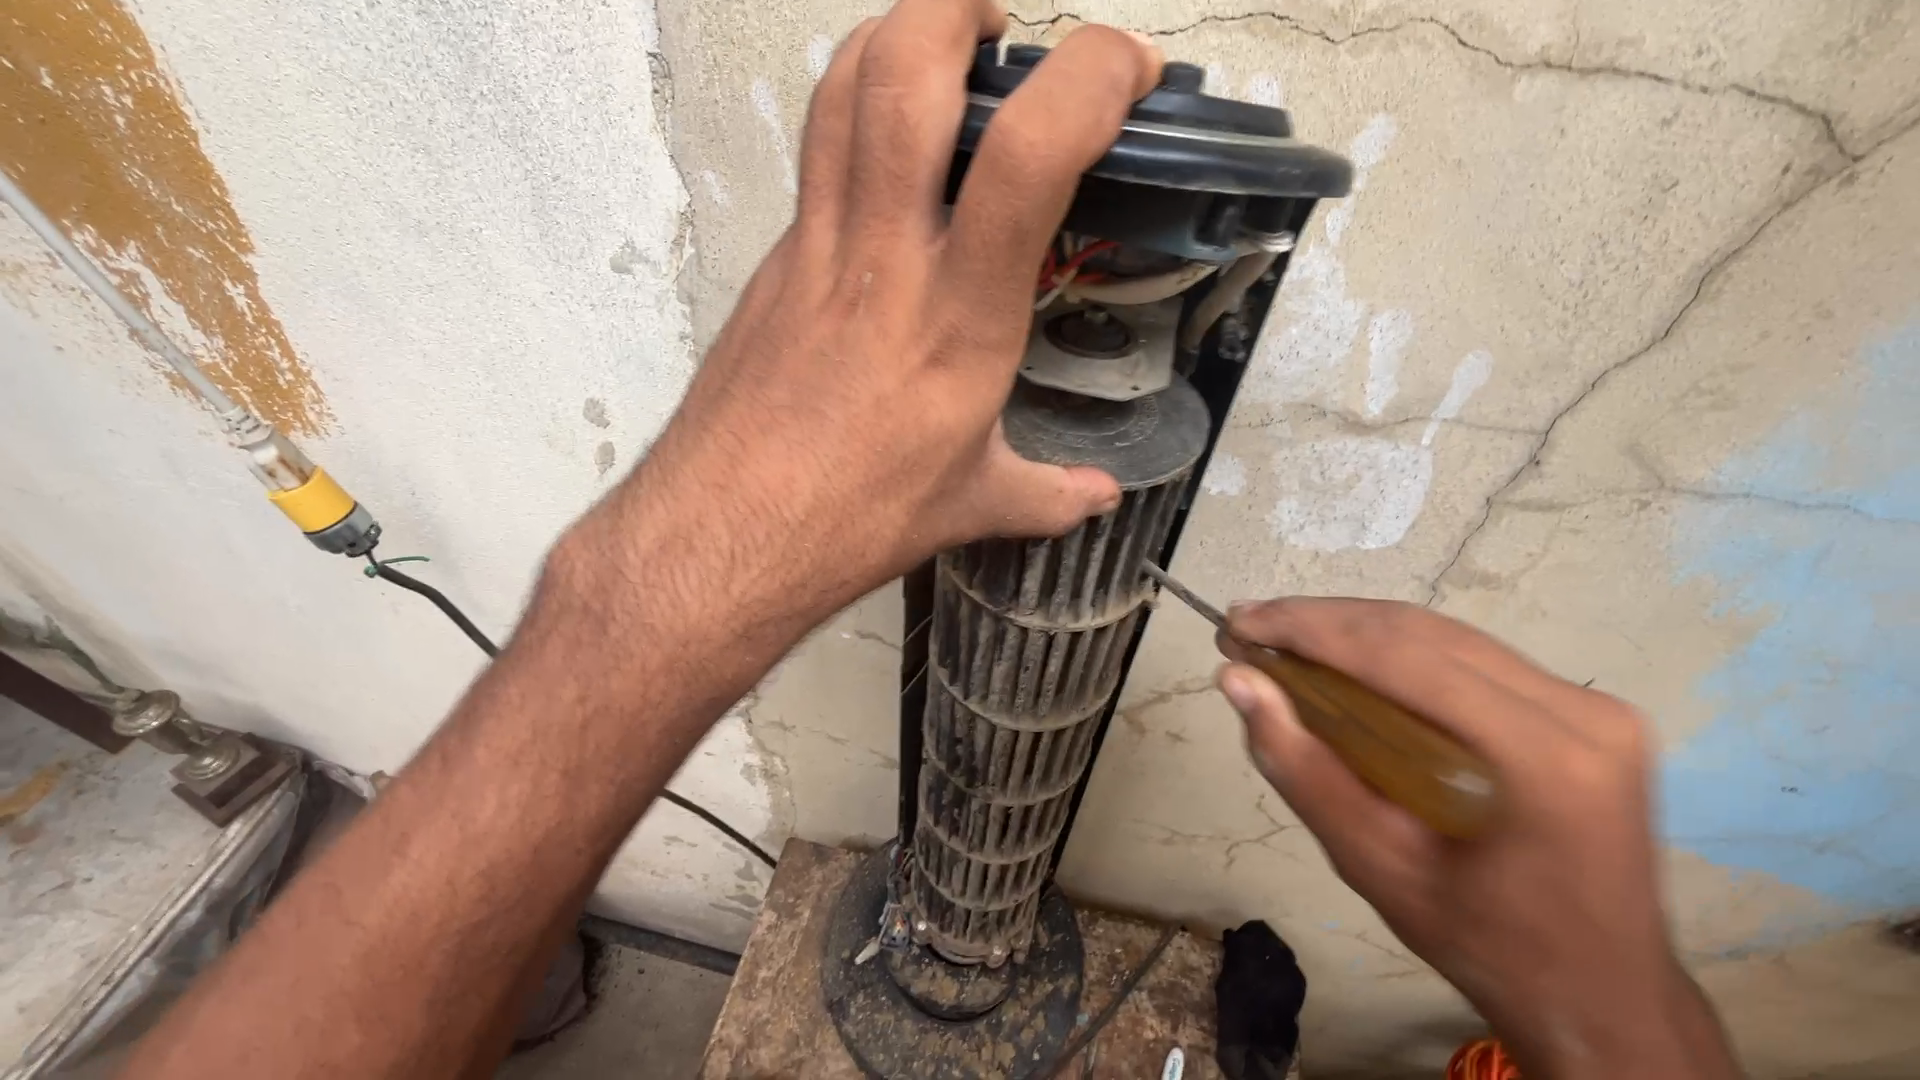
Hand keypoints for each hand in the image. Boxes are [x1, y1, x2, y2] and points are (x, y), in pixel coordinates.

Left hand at [574, 2, 1160, 643]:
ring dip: (897, 34)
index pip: (1029, 154)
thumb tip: (1099, 497)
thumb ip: (1047, 493)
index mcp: (962, 317)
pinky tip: (885, 167)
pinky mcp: (771, 262)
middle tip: (1004, 28)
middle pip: (904, 69)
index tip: (1129, 73)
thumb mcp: (972, 507)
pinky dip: (854, 121)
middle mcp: (887, 258)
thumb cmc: (853, 522)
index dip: (1090, 76)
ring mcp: (816, 249)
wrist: (722, 535)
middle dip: (961, 5)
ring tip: (943, 48)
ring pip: (841, 89)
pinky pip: (814, 160)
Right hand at [1215, 599, 1737, 1079]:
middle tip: (1249, 623)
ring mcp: (1594, 707)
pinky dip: (1398, 649)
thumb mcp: (1374, 864)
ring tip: (1284, 633)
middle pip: (1425, 632)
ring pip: (1448, 634)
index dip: (1312, 628)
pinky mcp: (1587, 710)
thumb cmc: (1482, 941)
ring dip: (1357, 628)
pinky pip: (1472, 657)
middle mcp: (1582, 713)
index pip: (1405, 656)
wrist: (1600, 991)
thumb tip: (1237, 680)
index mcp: (1543, 758)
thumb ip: (1302, 768)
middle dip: (1325, 620)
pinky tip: (1348, 657)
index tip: (1239, 620)